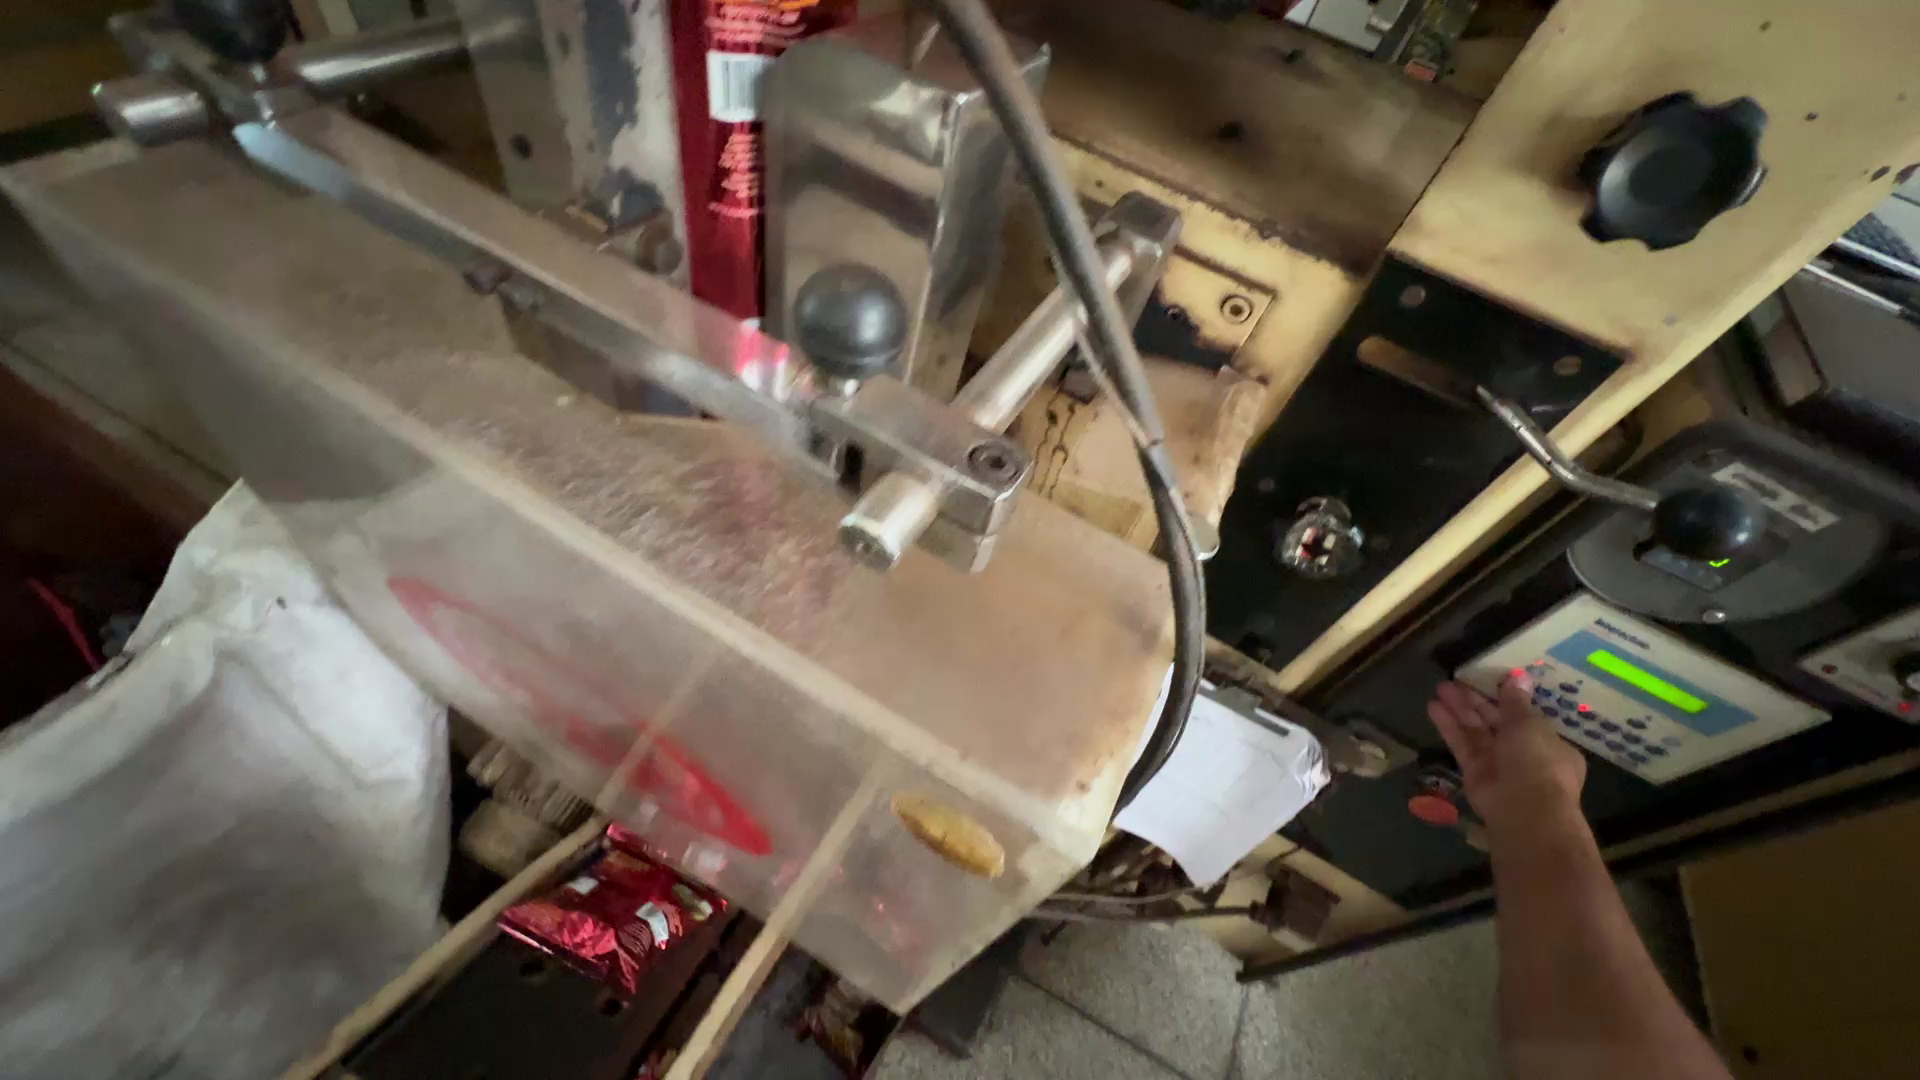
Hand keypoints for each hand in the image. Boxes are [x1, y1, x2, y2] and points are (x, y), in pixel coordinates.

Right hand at [1427, 673, 1586, 832]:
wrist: (1523, 809)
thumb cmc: (1538, 761)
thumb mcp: (1529, 725)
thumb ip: (1516, 701)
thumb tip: (1518, 675)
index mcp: (1549, 743)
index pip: (1526, 718)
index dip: (1506, 699)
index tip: (1488, 680)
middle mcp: (1524, 753)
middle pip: (1496, 722)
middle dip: (1476, 701)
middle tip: (1454, 680)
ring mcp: (1498, 763)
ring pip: (1476, 731)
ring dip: (1459, 710)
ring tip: (1440, 687)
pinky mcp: (1474, 771)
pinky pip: (1461, 743)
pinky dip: (1449, 726)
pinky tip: (1433, 706)